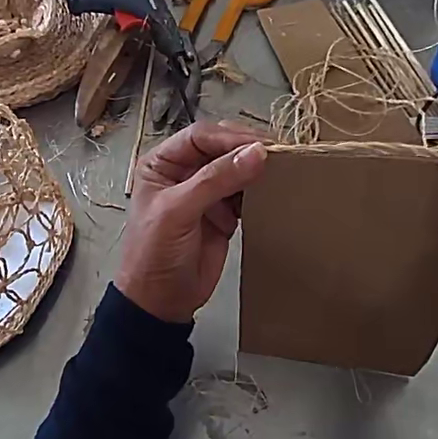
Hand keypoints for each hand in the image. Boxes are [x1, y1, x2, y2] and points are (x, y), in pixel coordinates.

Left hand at [117, 123, 268, 323]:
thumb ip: (216, 180)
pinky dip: (259, 192)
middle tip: (278, 155)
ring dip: (256, 170)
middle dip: (246, 150)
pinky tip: (273, 192)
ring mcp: (206, 194)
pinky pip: (245, 194)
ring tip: (281, 170)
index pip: (200, 137)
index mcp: (163, 164)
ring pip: (236, 169)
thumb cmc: (155, 253)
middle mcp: (185, 173)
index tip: (261, 145)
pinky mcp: (224, 215)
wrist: (161, 301)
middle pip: (221, 149)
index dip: (230, 137)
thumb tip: (258, 153)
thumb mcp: (178, 211)